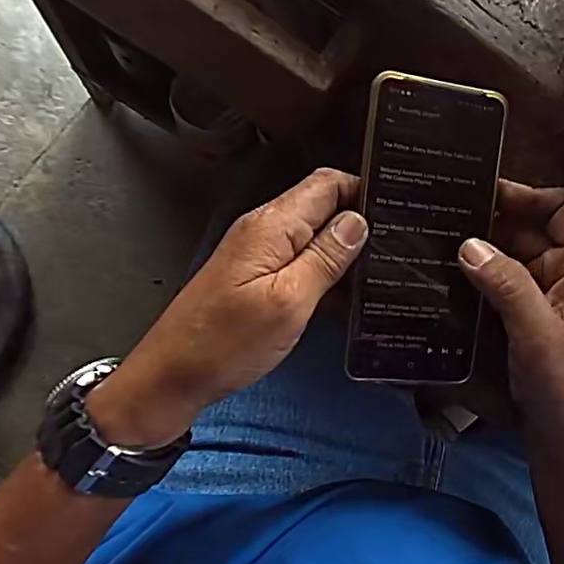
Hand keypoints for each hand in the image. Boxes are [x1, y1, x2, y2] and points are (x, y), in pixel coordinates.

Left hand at [87, 168, 367, 445]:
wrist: (169, 380)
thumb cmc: (221, 344)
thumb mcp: (289, 300)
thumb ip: (327, 257)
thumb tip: (358, 222)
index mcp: (272, 226)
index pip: (328, 183)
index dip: (363, 190)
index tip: (393, 213)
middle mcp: (264, 230)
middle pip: (323, 204)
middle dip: (359, 220)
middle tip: (390, 249)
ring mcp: (259, 252)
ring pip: (315, 233)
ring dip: (343, 250)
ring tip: (371, 274)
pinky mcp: (257, 276)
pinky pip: (301, 259)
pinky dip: (325, 271)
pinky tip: (340, 296)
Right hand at [457, 180, 563, 431]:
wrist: (562, 434)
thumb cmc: (562, 385)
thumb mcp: (535, 332)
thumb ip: (507, 285)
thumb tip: (470, 244)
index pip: (561, 207)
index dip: (526, 195)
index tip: (484, 194)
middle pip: (531, 226)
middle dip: (494, 221)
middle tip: (450, 214)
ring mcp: (547, 290)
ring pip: (513, 251)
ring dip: (484, 246)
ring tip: (443, 237)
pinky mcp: (528, 309)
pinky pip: (503, 276)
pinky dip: (482, 270)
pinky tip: (452, 271)